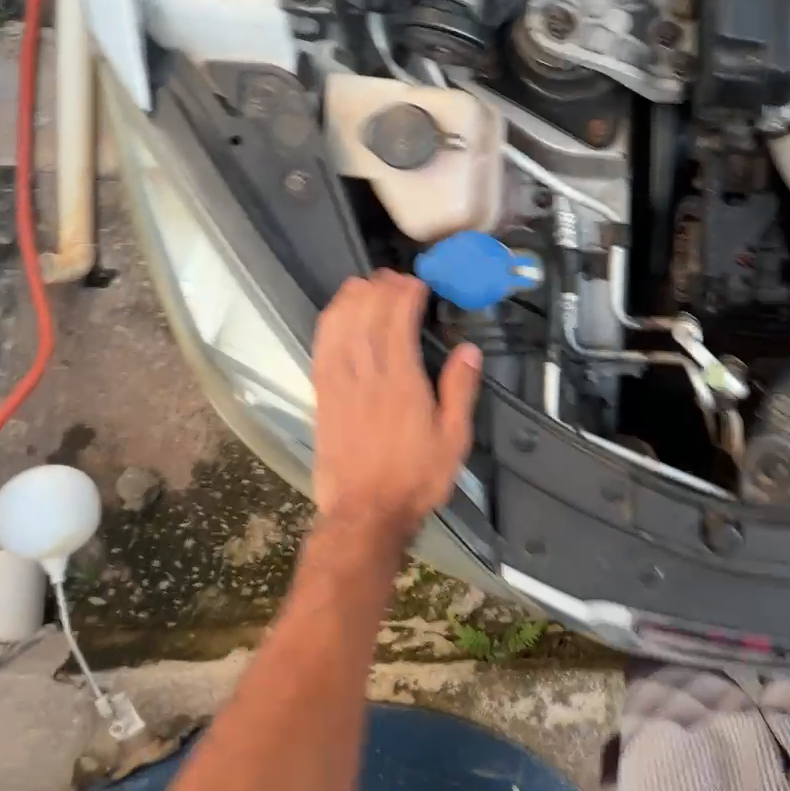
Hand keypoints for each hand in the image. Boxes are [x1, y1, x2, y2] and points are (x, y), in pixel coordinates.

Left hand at [310, 271, 482, 541]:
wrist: (365, 513)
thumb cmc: (417, 477)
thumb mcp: (454, 438)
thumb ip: (460, 390)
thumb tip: (468, 350)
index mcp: (401, 384)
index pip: (397, 323)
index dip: (405, 296)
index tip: (418, 282)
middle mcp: (365, 377)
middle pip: (366, 317)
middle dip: (379, 290)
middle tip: (395, 277)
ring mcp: (338, 385)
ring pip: (338, 328)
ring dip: (351, 300)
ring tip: (365, 284)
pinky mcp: (322, 397)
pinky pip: (321, 350)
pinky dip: (328, 324)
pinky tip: (336, 314)